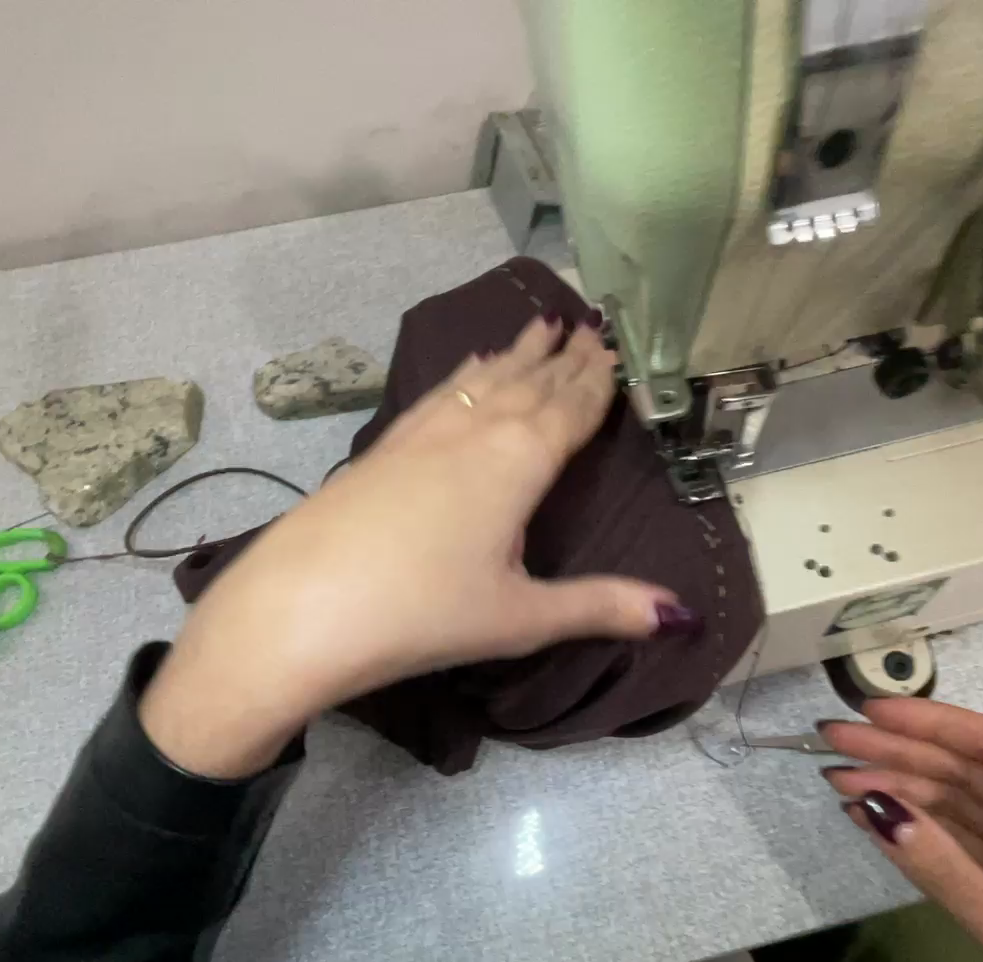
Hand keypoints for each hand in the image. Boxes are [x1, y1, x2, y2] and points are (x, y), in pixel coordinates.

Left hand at [141, 319, 685, 776]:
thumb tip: (683, 616)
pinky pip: (440, 393)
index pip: (572, 408)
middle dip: (563, 357)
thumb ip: (600, 607)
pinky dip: (464, 374)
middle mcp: (475, 429)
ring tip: (538, 326)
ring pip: (483, 379)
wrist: (299, 609)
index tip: (616, 345)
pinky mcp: (383, 447)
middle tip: (588, 323)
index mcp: (519, 459)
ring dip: (516, 354)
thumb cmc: (423, 613)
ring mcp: (423, 433)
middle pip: (531, 383)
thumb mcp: (521, 617)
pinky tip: (465, 369)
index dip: (598, 380)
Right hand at [822, 702, 982, 961]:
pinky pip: (959, 853)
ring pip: (960, 810)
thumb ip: (954, 880)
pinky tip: (869, 820)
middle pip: (973, 775)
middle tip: (832, 740)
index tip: (871, 712)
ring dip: (899, 793)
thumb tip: (876, 810)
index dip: (934, 724)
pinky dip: (914, 836)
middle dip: (900, 755)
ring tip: (837, 781)